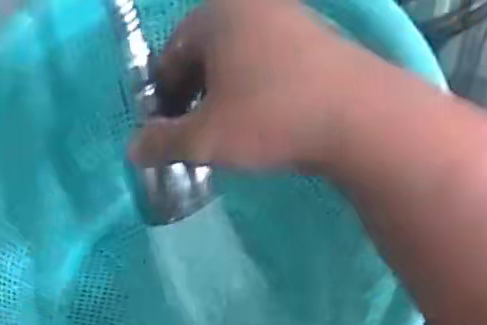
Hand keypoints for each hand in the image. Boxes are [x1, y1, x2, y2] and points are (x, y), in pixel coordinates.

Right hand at [128, 0, 382, 173]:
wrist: (354, 116)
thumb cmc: (267, 119)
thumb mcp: (203, 138)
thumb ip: (161, 143)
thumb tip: (132, 148)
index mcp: (216, 15)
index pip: (169, 55)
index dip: (159, 98)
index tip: (161, 135)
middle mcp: (250, 4)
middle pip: (201, 54)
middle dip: (188, 98)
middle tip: (187, 139)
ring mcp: (285, 17)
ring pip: (233, 61)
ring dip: (217, 98)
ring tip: (219, 137)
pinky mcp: (311, 40)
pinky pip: (262, 64)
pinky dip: (248, 93)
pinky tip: (254, 126)